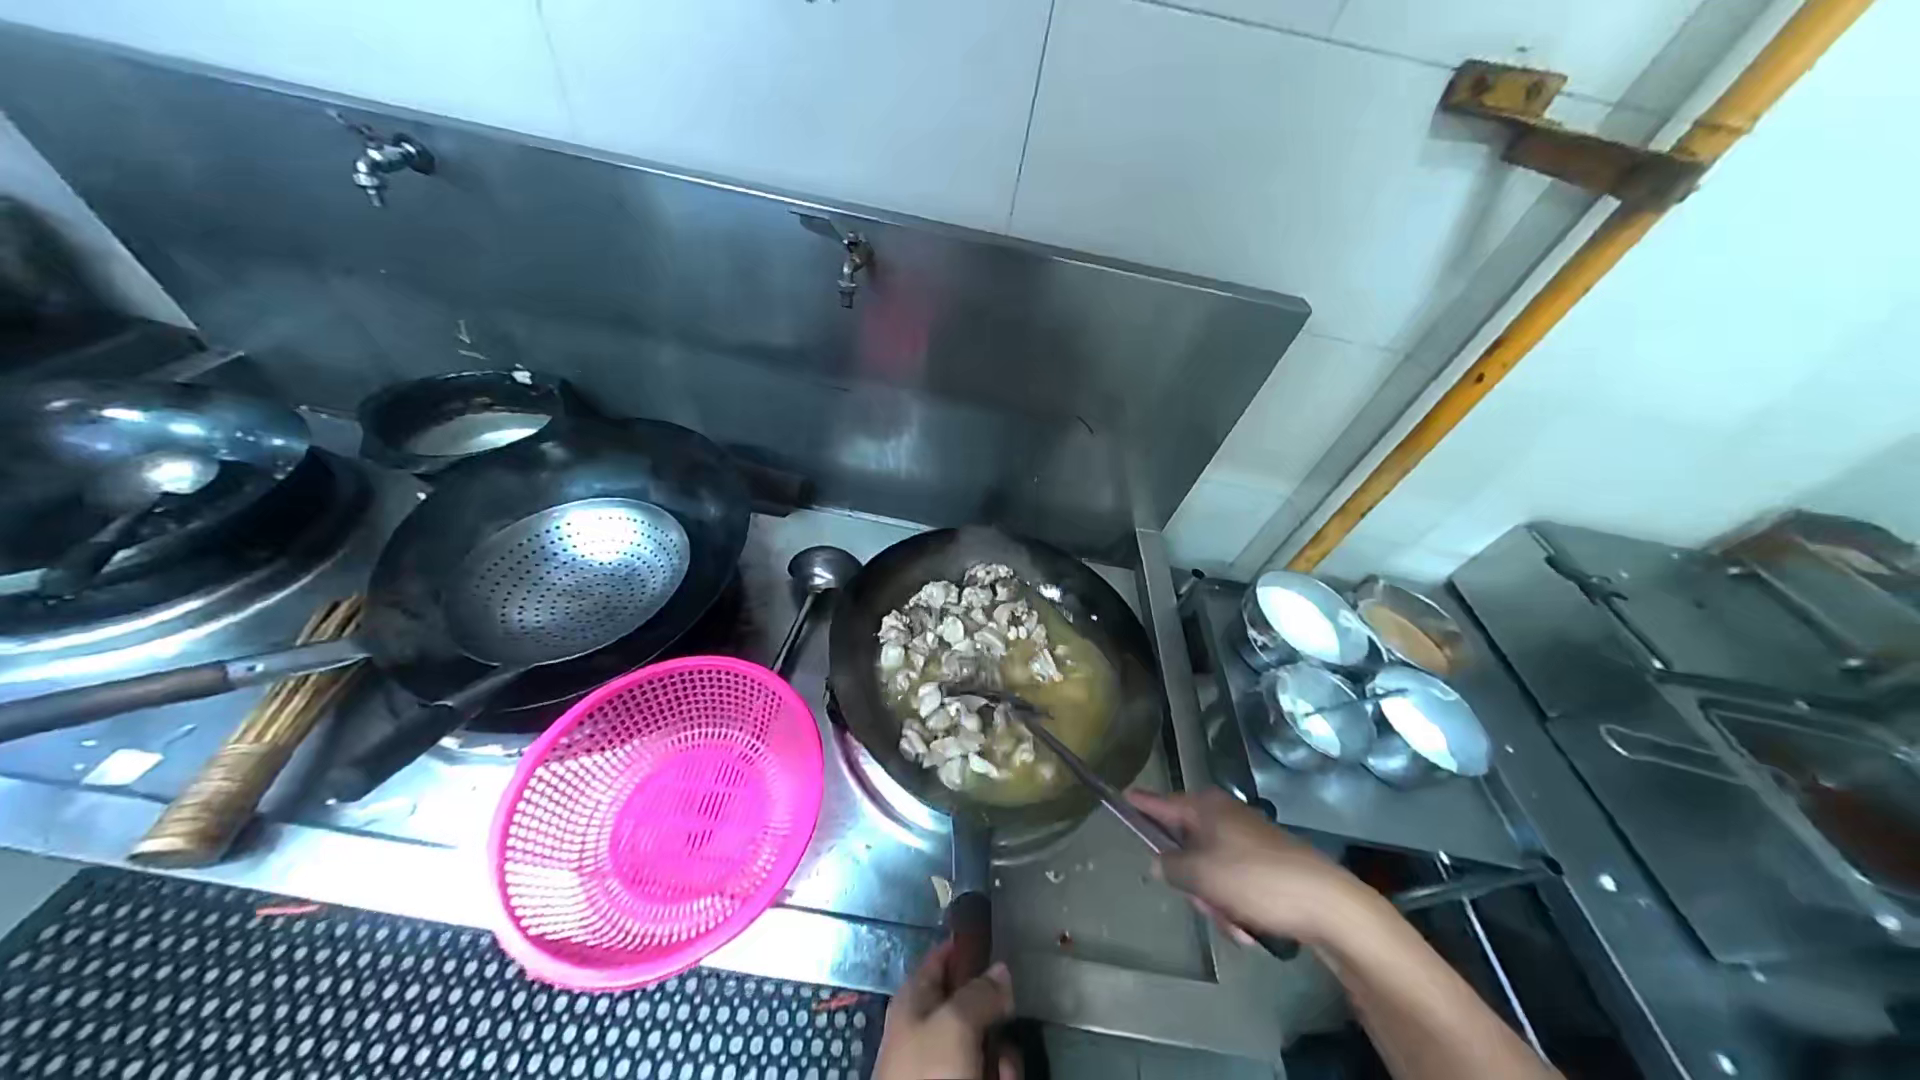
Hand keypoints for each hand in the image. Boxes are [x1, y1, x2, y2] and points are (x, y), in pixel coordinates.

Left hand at [874, 940, 1015, 1079]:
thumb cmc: (928, 1077)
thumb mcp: (955, 1023)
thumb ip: (980, 992)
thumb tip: (1002, 970)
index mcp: (915, 1000)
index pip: (943, 958)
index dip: (969, 948)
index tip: (1000, 946)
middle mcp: (930, 1028)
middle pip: (975, 1004)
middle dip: (997, 1017)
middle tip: (1006, 1023)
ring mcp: (947, 1066)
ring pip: (991, 1045)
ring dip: (1005, 1059)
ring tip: (1001, 1073)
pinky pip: (994, 1075)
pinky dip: (1003, 1079)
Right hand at [1129, 788, 1381, 945]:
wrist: (1328, 904)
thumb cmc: (1255, 880)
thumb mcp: (1200, 875)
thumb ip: (1169, 866)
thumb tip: (1158, 860)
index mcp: (1204, 807)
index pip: (1157, 802)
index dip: (1136, 803)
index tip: (1117, 797)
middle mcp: (1222, 815)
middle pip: (1183, 844)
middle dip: (1189, 880)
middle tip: (1201, 900)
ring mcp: (1245, 838)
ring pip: (1208, 870)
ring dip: (1214, 901)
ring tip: (1233, 921)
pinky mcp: (1265, 862)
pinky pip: (1234, 883)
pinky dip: (1236, 905)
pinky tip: (1249, 927)